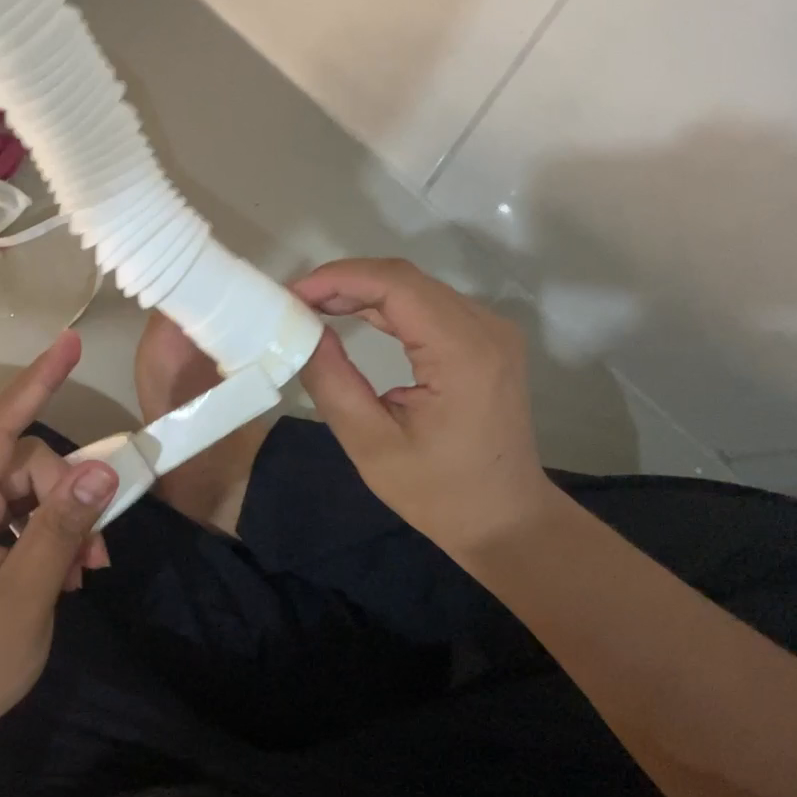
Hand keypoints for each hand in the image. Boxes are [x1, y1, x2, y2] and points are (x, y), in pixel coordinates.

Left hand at [0, 332, 118, 774]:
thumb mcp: (25, 600)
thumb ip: (61, 528)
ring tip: (86, 570)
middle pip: (17, 463)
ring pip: (19, 490)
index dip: (36, 384)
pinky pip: (10, 516)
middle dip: (66, 492)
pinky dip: (43, 536)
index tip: (71, 343)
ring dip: (60, 520)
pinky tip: (66, 573)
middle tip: (99, 549)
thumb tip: (102, 470)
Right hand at [292, 258, 554, 554]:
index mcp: (462, 352)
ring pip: (418, 290)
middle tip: (294, 302)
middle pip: (407, 281)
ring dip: (364, 293)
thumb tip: (303, 333)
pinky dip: (388, 308)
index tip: (292, 293)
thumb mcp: (372, 444)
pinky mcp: (487, 343)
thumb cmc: (438, 492)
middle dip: (345, 282)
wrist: (505, 518)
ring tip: (313, 308)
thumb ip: (334, 382)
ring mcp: (491, 333)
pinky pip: (431, 308)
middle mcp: (485, 329)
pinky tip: (353, 317)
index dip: (339, 278)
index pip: (395, 286)